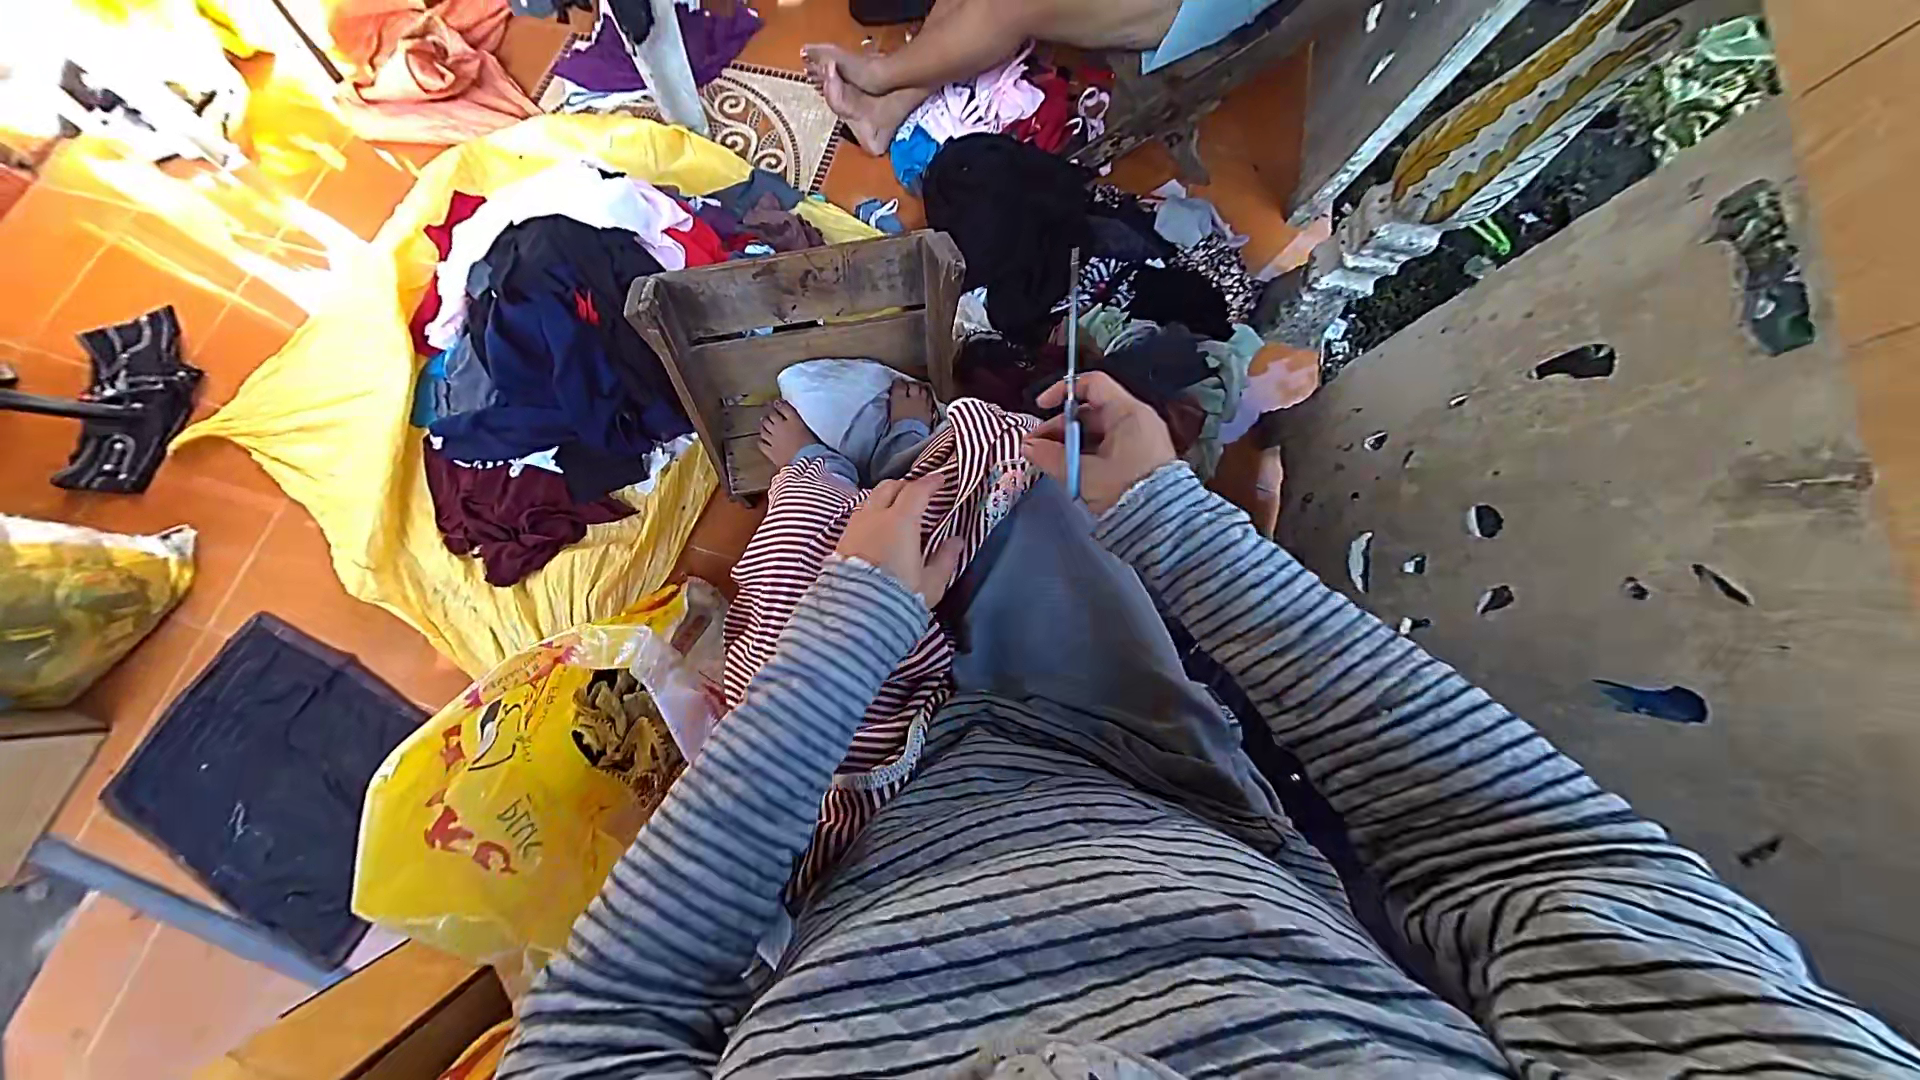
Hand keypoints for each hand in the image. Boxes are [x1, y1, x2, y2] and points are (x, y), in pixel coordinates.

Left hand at [834, 471, 964, 606]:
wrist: (856, 613)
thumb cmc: (899, 595)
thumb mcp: (931, 582)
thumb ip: (945, 558)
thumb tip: (956, 541)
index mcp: (901, 521)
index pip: (916, 490)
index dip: (930, 482)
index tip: (940, 480)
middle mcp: (875, 517)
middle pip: (889, 487)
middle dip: (905, 485)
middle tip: (918, 492)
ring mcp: (855, 527)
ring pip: (870, 500)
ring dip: (885, 498)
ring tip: (896, 508)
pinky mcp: (841, 541)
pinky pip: (858, 516)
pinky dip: (871, 513)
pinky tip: (876, 526)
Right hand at [1023, 372, 1177, 514]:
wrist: (1162, 522)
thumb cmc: (1128, 492)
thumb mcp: (1084, 474)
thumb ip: (1051, 457)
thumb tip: (1029, 447)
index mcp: (1127, 413)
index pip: (1092, 384)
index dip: (1063, 391)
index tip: (1042, 406)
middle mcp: (1136, 420)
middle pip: (1089, 411)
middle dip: (1060, 427)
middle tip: (1037, 445)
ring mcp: (1139, 438)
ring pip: (1096, 431)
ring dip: (1070, 442)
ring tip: (1050, 460)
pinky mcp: (1139, 456)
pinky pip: (1107, 445)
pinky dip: (1086, 452)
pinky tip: (1071, 467)